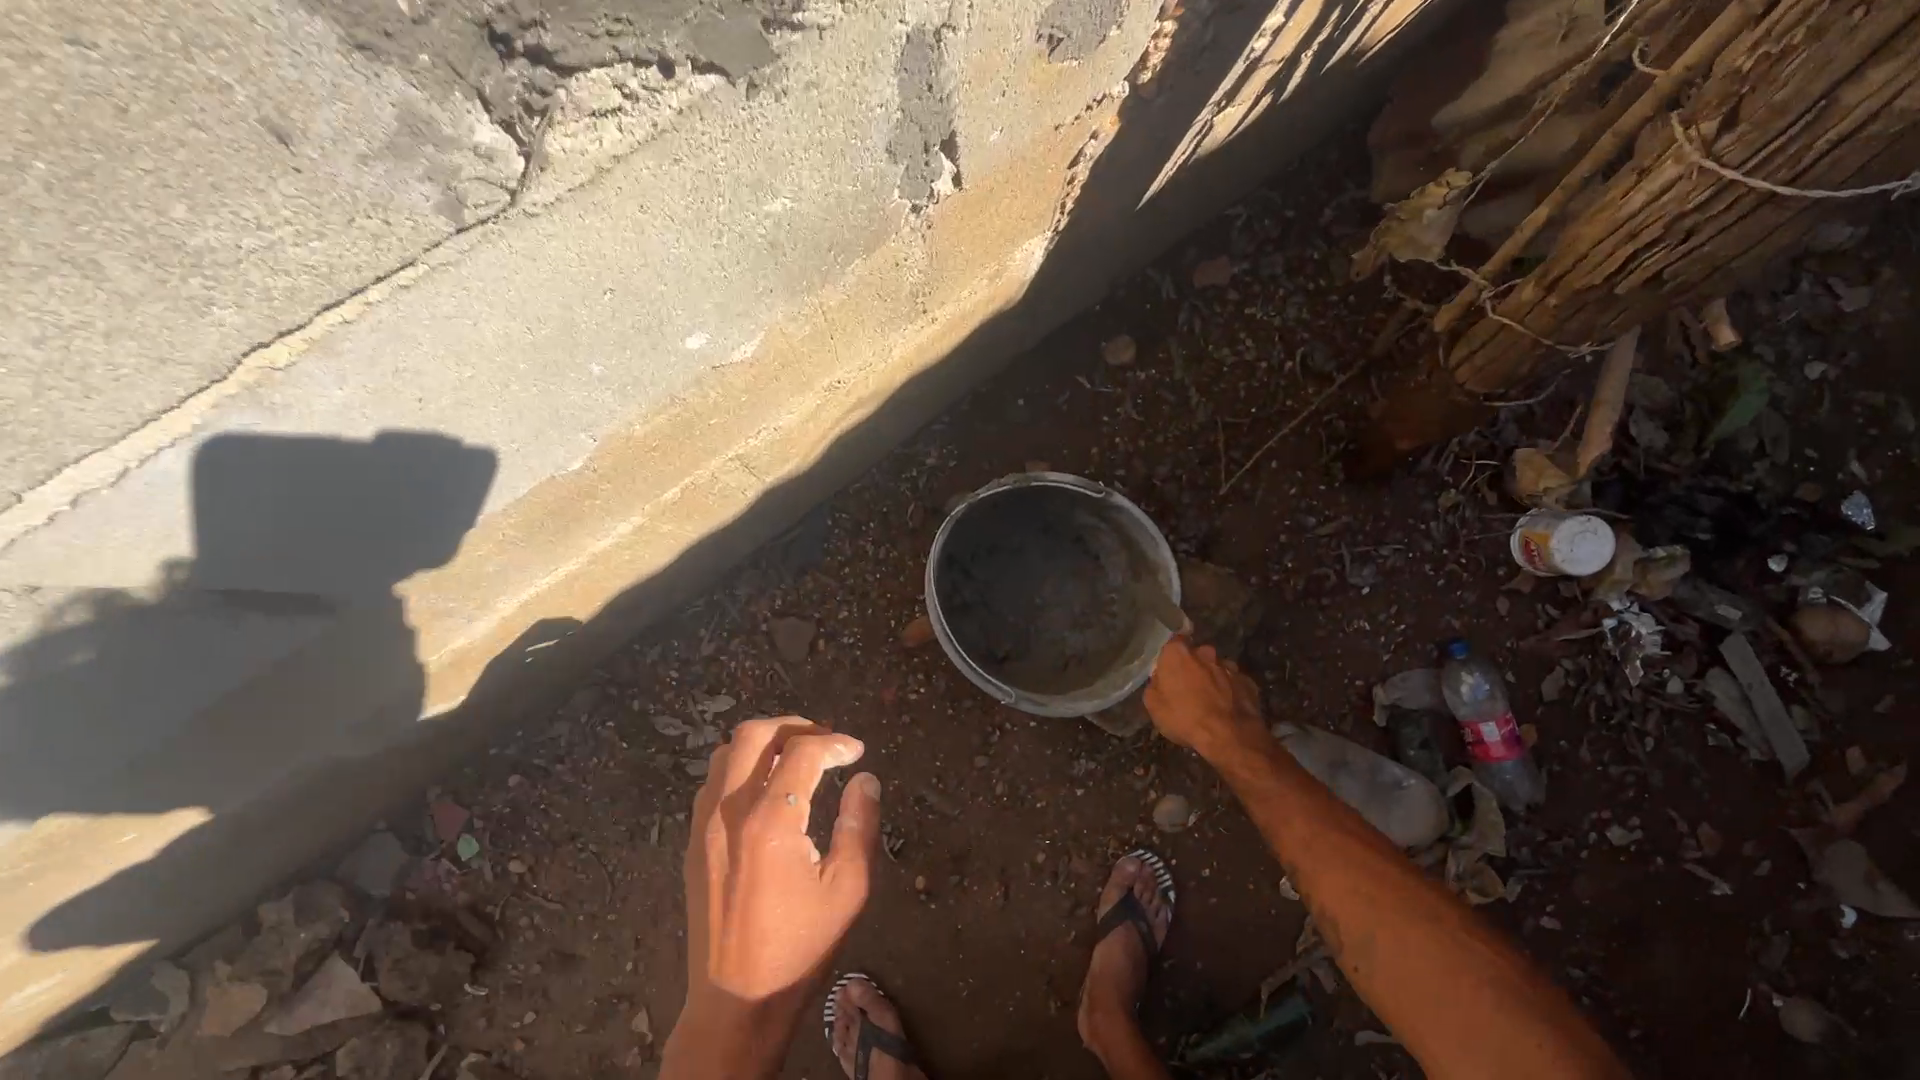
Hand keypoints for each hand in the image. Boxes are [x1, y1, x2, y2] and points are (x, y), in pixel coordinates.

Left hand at [665, 717, 880, 1078]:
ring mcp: (704, 825)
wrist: (736, 1000)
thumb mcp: (848, 889)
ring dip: (763, 743)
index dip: (836, 742)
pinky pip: (711, 782)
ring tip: (794, 757)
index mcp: (771, 820)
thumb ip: (860, 825)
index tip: (857, 751)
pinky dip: (739, 767)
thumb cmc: (799, 947)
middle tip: (824, 739)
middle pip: (755, 735)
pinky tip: (763, 789)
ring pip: (726, 753)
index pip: (804, 752)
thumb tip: (865, 780)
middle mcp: (730, 810)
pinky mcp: (692, 843)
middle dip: (794, 726)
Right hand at [1143, 638, 1270, 758]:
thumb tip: (1161, 679)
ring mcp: (1229, 667)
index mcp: (1178, 653)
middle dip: (1193, 667)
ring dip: (1212, 679)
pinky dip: (1230, 691)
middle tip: (1188, 688)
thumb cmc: (1184, 718)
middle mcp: (1205, 653)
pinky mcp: (1248, 682)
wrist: (1229, 736)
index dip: (1171, 656)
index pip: (1173, 642)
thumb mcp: (1153, 706)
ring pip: (1217, 669)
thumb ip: (1155, 685)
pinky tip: (1227, 708)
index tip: (1169, 670)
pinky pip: (1234, 683)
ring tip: (1209, 702)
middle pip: (1196, 655)